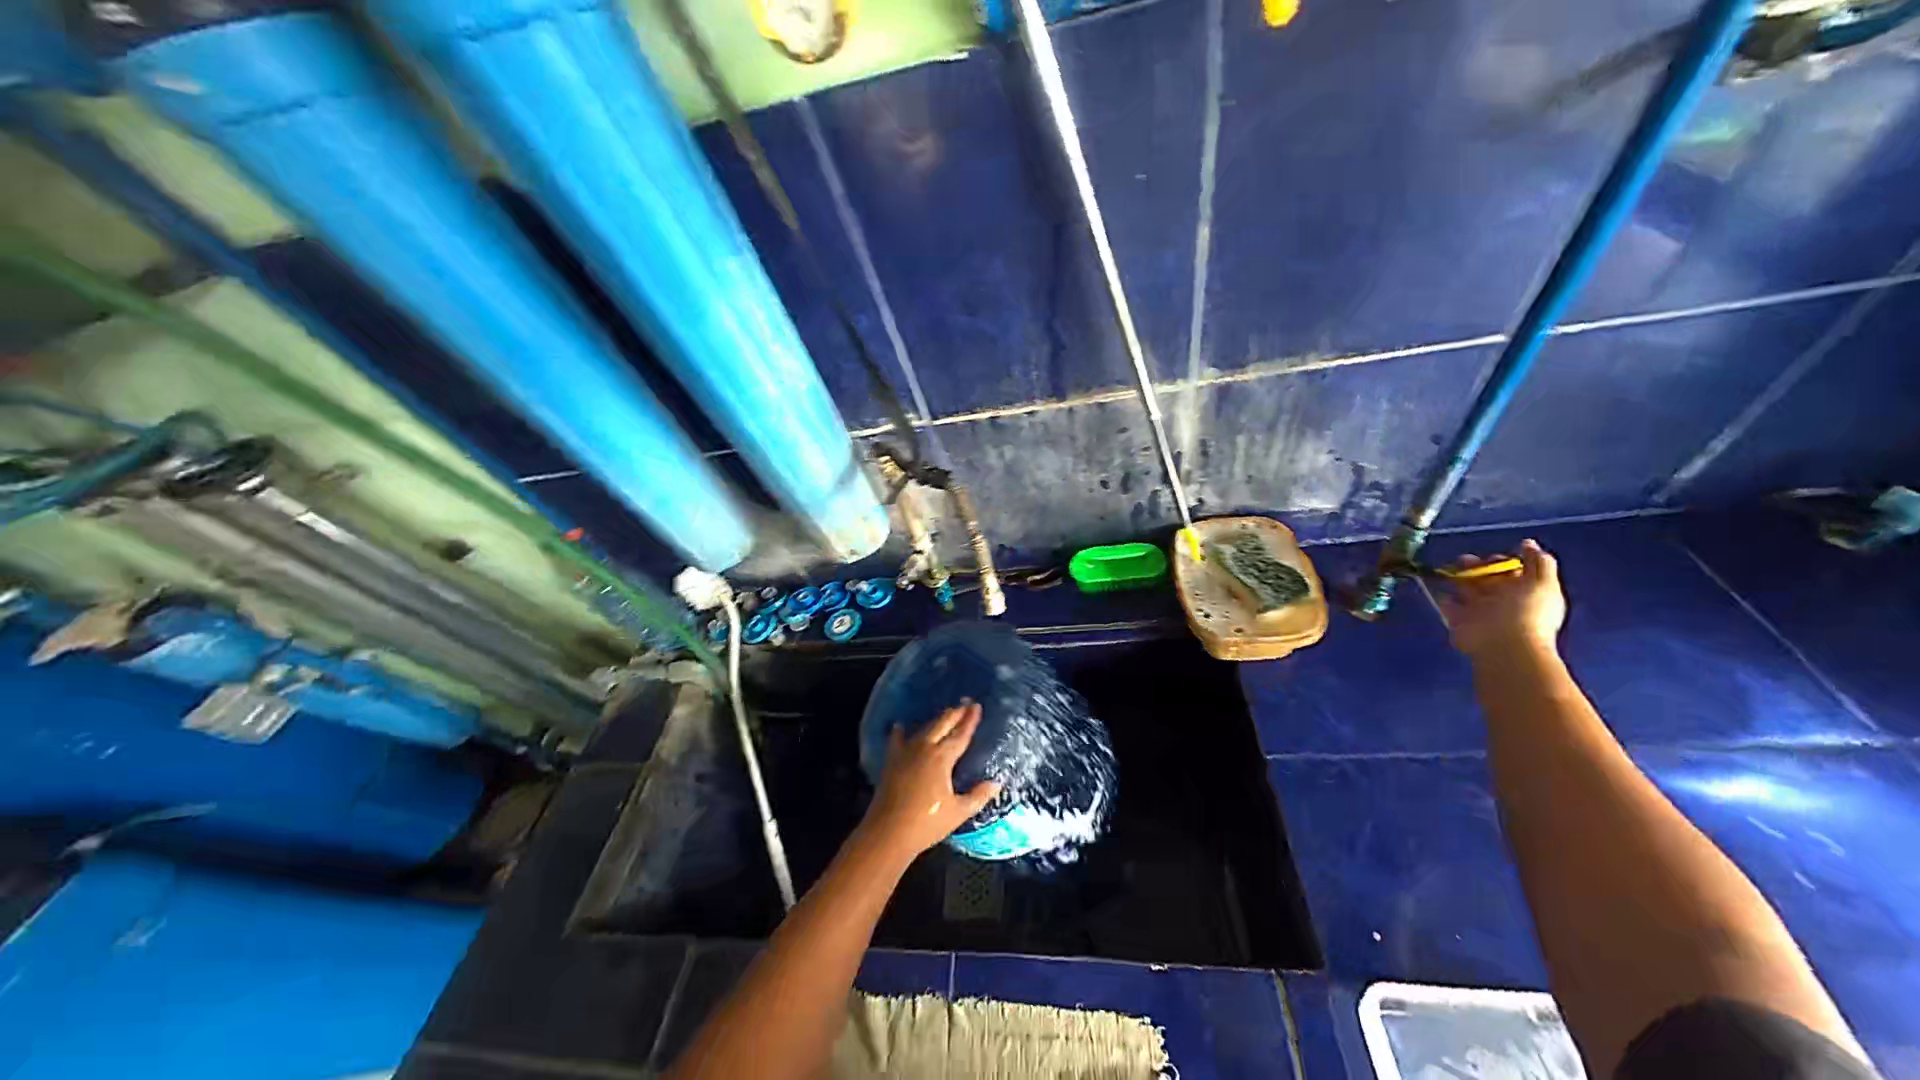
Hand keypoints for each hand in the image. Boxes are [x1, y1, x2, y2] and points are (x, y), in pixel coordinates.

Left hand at [858, 702, 1001, 862]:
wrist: (888, 832)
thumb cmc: (927, 823)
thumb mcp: (959, 812)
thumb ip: (978, 795)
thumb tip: (996, 782)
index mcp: (942, 758)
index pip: (960, 734)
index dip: (970, 721)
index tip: (976, 707)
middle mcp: (924, 748)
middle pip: (941, 725)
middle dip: (954, 713)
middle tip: (965, 703)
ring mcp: (905, 752)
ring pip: (923, 729)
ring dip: (935, 720)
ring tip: (945, 714)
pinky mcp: (891, 760)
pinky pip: (897, 739)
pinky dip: (901, 731)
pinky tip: (900, 726)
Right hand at [1434, 539, 1566, 660]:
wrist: (1504, 644)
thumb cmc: (1526, 612)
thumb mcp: (1543, 583)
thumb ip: (1539, 562)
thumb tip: (1527, 543)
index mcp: (1524, 591)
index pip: (1512, 571)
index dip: (1503, 561)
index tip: (1493, 558)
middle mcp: (1502, 600)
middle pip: (1487, 578)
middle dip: (1476, 566)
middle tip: (1465, 560)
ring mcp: (1479, 610)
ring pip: (1466, 588)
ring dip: (1457, 577)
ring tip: (1450, 569)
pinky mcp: (1458, 620)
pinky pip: (1448, 605)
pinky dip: (1443, 596)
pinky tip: (1439, 586)